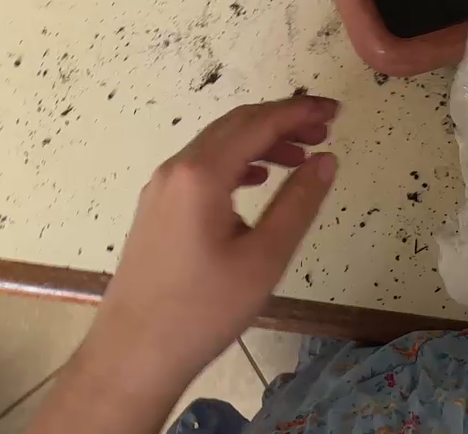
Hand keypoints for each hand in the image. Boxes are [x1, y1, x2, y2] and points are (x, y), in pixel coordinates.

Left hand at [83, 96, 338, 389]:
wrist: (130, 358)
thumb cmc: (202, 311)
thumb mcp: (264, 259)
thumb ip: (299, 202)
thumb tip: (326, 159)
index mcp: (202, 172)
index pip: (260, 122)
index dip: (301, 111)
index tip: (337, 109)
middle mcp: (178, 167)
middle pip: (238, 124)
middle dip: (284, 120)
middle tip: (325, 129)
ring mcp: (162, 185)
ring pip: (219, 142)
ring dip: (262, 140)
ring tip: (301, 156)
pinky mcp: (157, 205)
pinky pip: (203, 164)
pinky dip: (238, 160)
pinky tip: (260, 179)